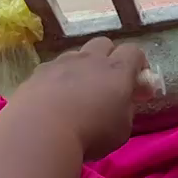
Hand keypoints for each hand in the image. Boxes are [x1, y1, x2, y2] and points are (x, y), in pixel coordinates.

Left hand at [8, 37, 148, 159]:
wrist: (41, 132)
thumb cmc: (91, 134)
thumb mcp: (122, 129)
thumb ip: (127, 109)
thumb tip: (125, 100)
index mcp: (117, 71)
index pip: (134, 52)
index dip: (139, 65)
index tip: (138, 83)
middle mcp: (90, 60)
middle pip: (104, 43)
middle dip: (110, 57)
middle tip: (109, 83)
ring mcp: (61, 63)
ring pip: (77, 54)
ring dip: (83, 67)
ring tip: (79, 92)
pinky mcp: (38, 72)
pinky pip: (53, 68)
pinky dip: (59, 78)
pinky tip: (54, 99)